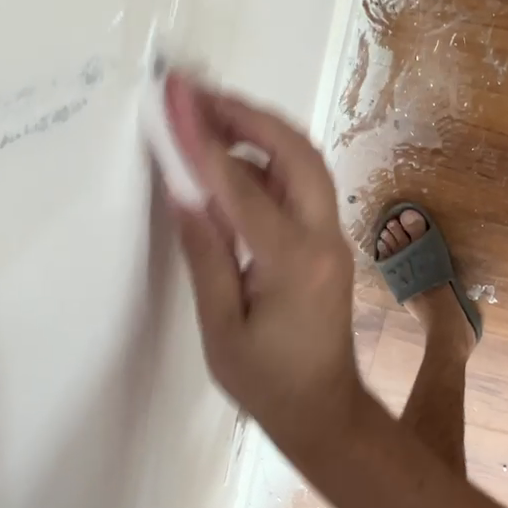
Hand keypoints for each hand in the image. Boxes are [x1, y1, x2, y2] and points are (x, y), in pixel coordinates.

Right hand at [166, 73, 361, 450]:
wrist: (324, 412)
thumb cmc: (267, 383)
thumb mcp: (220, 326)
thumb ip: (204, 253)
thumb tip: (184, 190)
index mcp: (293, 261)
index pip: (241, 183)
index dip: (202, 137)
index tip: (173, 96)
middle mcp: (324, 239)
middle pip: (295, 152)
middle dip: (246, 114)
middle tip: (197, 96)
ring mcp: (334, 240)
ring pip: (306, 164)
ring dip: (262, 132)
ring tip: (209, 117)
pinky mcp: (331, 247)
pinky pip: (304, 189)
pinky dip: (271, 163)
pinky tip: (234, 162)